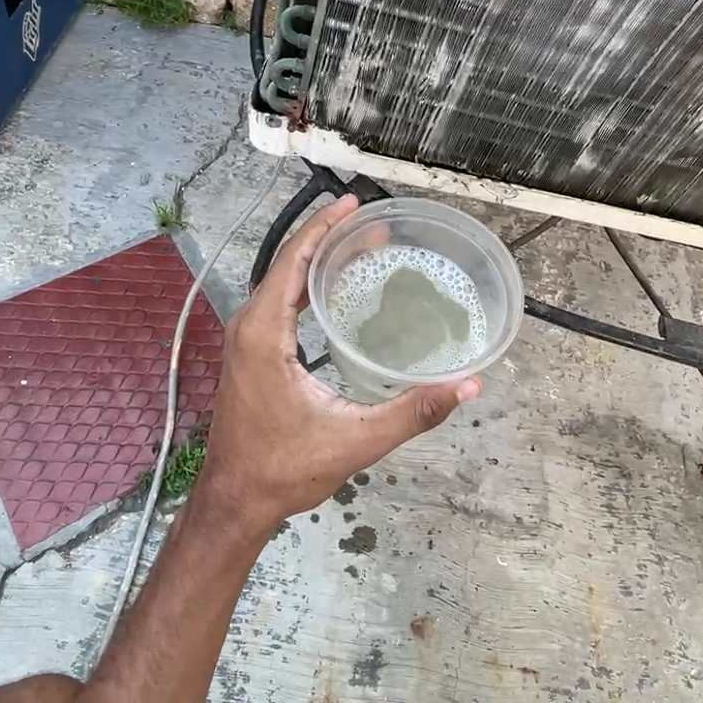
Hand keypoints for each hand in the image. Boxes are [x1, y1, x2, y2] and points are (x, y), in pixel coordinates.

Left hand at [195, 195, 479, 527]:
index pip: (293, 260)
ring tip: (363, 247)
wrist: (236, 500)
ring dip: (319, 259)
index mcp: (264, 333)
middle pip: (289, 263)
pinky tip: (336, 290)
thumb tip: (467, 386)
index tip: (354, 203)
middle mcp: (249, 326)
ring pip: (282, 281)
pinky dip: (307, 284)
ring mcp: (246, 339)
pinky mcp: (250, 352)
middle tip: (375, 225)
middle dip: (330, 237)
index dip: (323, 227)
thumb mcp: (355, 440)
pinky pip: (279, 301)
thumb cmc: (285, 469)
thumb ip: (412, 412)